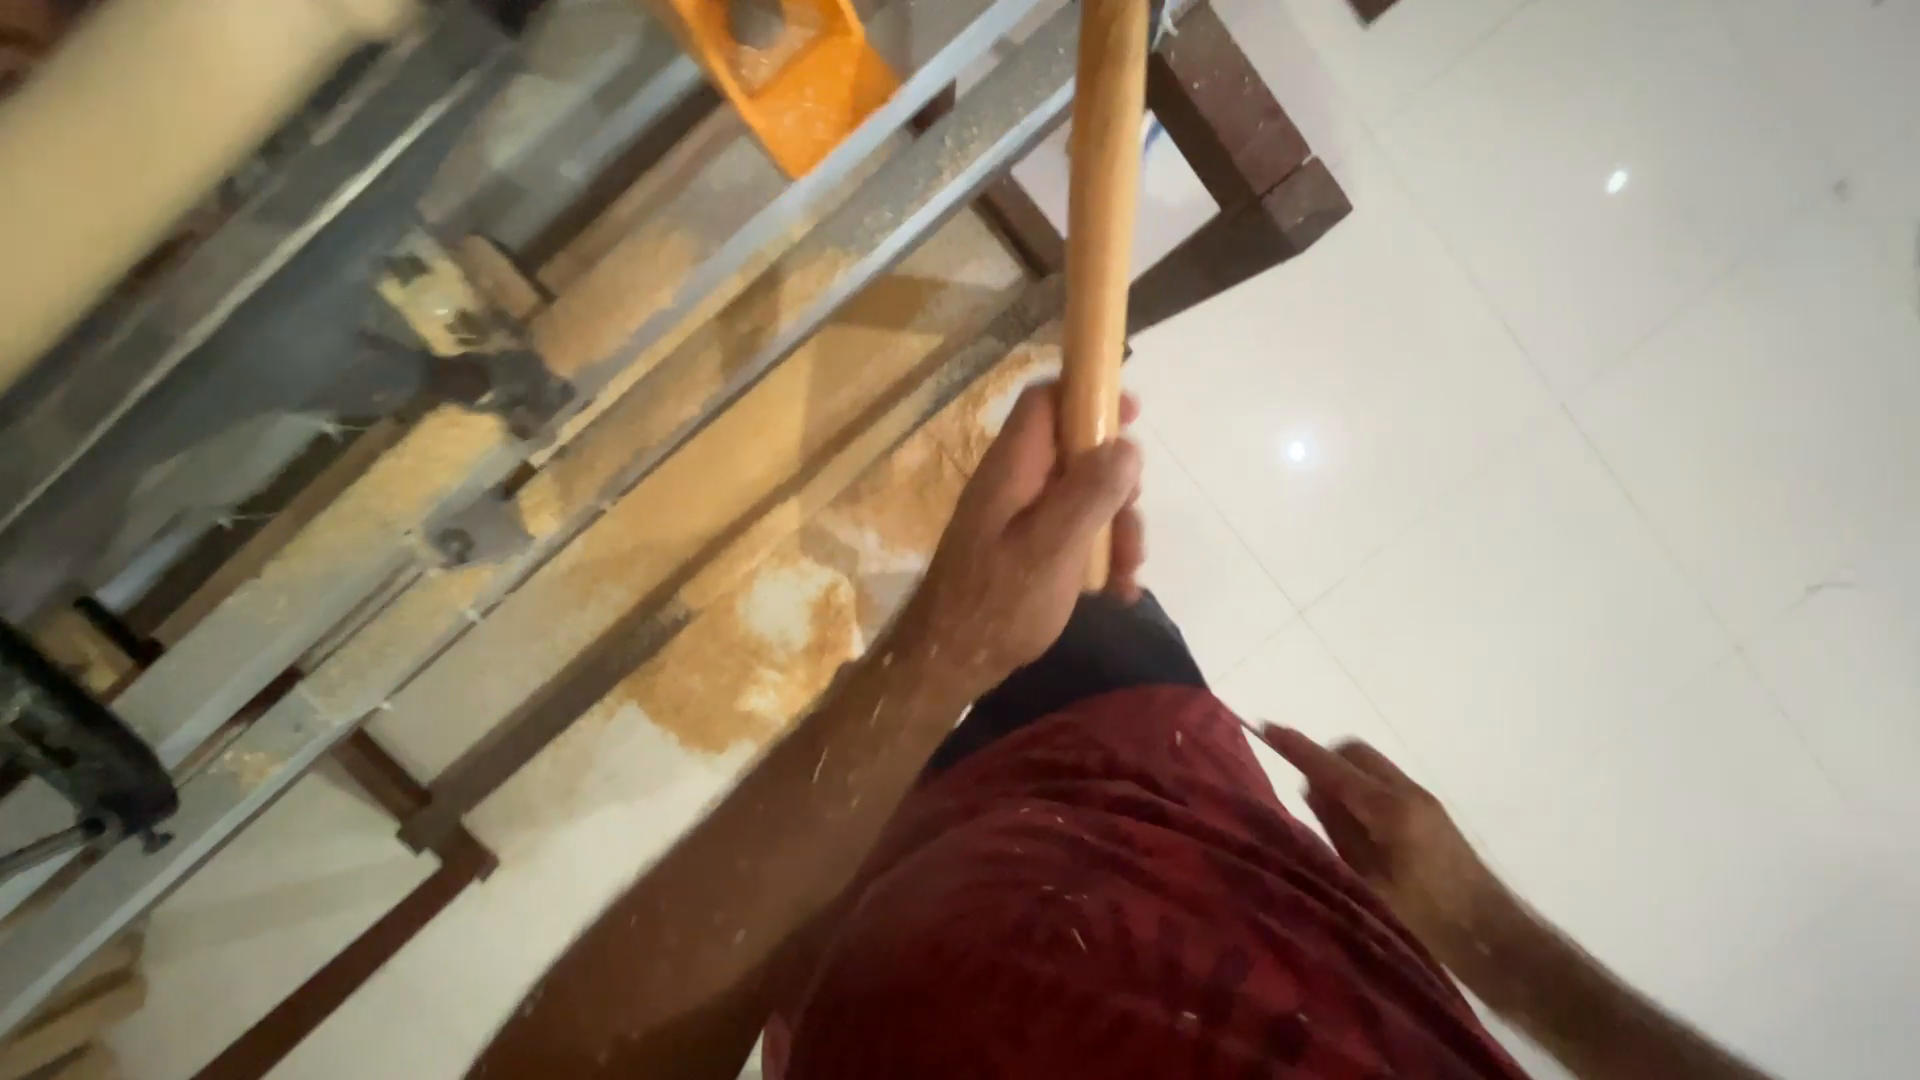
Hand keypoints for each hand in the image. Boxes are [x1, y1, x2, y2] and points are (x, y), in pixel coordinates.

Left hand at [898, 382, 1143, 697]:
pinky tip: (1116, 591)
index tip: (1130, 415)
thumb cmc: (998, 604)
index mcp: (1013, 468)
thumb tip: (1126, 445)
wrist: (948, 663)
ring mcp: (1018, 519)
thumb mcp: (1053, 548)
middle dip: (1115, 486)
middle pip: (1075, 454)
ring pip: (1080, 499)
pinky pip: (1070, 534)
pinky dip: (1096, 555)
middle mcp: (1014, 485)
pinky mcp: (1023, 550)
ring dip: (1113, 530)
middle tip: (1131, 524)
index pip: (1045, 402)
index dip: (1087, 397)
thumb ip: (1090, 493)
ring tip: (1126, 575)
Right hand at [1261, 727, 1519, 963]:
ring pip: (1371, 766)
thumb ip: (1337, 829)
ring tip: (1330, 817)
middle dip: (1324, 759)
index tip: (1268, 729)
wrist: (1496, 942)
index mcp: (1389, 810)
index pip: (1332, 767)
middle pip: (1354, 752)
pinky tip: (1357, 828)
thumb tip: (1313, 788)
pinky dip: (1362, 790)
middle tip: (1304, 790)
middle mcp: (1408, 793)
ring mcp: (1424, 801)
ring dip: (1344, 776)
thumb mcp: (1366, 881)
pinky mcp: (1431, 814)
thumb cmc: (1425, 920)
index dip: (1297, 748)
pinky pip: (1384, 784)